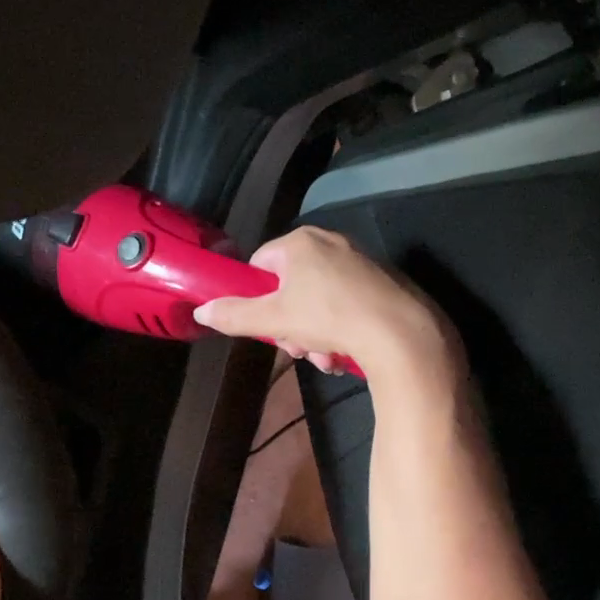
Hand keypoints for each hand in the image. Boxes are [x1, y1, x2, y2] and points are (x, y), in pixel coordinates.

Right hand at [192, 225, 456, 383]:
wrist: (399, 332)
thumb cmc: (328, 316)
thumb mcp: (272, 319)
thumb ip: (233, 314)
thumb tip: (200, 311)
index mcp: (300, 242)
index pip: (260, 264)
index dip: (256, 297)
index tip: (264, 324)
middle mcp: (330, 243)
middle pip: (289, 287)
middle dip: (288, 325)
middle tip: (295, 348)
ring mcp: (358, 262)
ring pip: (317, 302)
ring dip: (311, 335)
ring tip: (322, 357)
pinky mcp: (380, 283)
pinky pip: (344, 305)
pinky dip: (338, 330)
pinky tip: (342, 354)